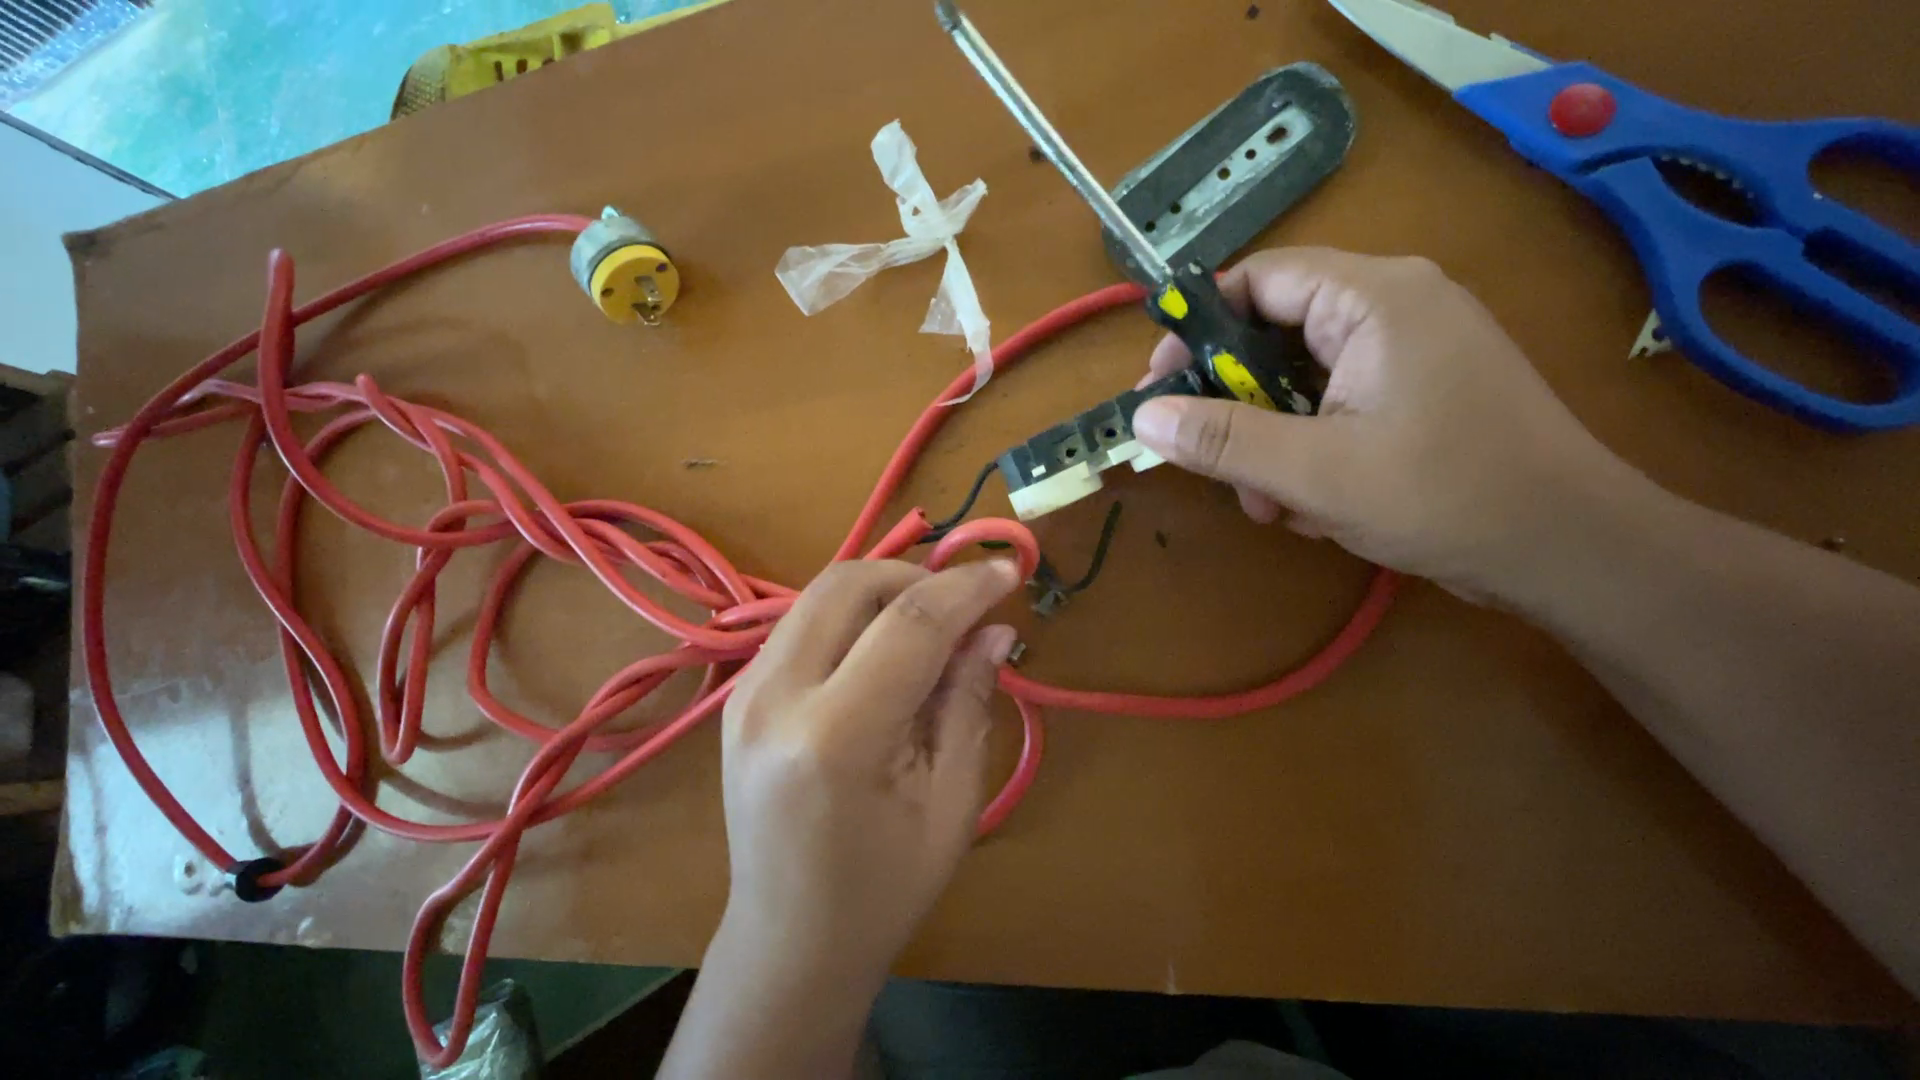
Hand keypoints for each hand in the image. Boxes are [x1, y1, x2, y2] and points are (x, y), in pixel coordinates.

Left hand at [716, 558, 1018, 983]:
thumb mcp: (949, 802)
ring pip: (819, 594)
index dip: (964, 588)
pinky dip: (850, 615)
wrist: (789, 939)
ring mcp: (744, 693)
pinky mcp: (738, 696)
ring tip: (930, 627)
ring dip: (881, 591)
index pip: (908, 624)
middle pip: (849, 584)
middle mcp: (775, 698)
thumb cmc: (883, 888)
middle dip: (915, 575)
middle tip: (963, 603)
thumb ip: (967, 702)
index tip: (1007, 570)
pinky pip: (801, 623)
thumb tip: (995, 630)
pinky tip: (883, 651)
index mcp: (835, 737)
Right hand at [1132, 247, 1637, 599]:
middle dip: (1238, 407)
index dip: (1198, 330)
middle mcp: (1395, 306)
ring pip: (1303, 380)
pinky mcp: (1422, 392)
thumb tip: (1143, 416)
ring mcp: (1413, 351)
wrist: (1571, 549)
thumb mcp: (1316, 473)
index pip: (1258, 279)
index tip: (1160, 391)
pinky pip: (1338, 405)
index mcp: (1375, 297)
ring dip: (1272, 442)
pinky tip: (1315, 506)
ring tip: (1274, 505)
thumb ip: (1224, 440)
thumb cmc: (1446, 496)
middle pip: (1277, 334)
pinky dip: (1312, 451)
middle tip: (1216, 466)